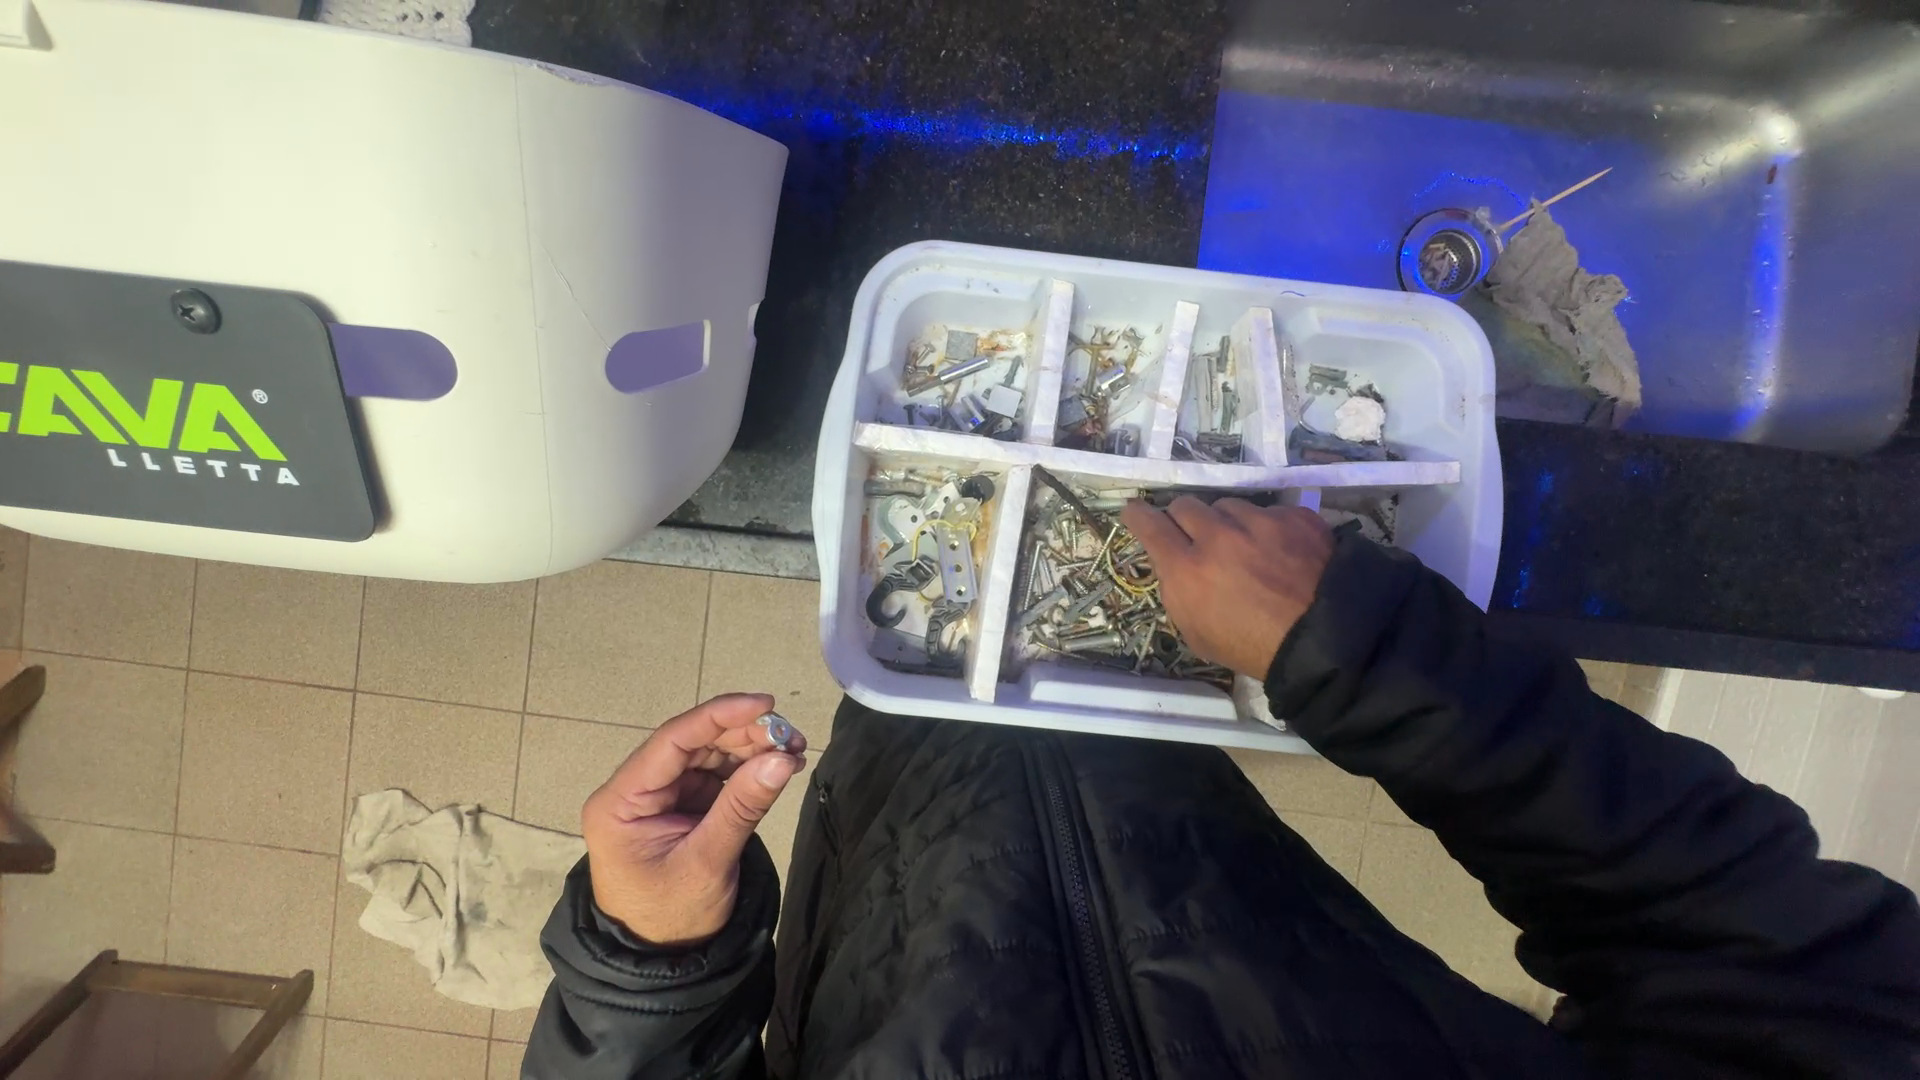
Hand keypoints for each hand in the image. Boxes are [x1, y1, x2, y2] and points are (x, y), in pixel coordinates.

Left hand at [581, 693, 806, 946]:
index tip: (765, 704)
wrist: (665, 963)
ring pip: (712, 751)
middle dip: (746, 733)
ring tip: (795, 749)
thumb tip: (783, 758)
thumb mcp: (707, 863)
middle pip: (696, 741)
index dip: (719, 715)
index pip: (672, 740)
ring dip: (754, 746)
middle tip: (791, 736)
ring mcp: (665, 793)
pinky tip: (782, 764)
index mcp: (622, 800)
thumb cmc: (672, 917)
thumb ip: (742, 807)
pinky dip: (752, 765)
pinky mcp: (687, 803)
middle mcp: (640, 787)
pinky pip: (721, 771)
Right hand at [1120, 497, 1333, 678]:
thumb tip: (1174, 565)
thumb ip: (1177, 590)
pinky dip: (1267, 527)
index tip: (1134, 512)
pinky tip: (1278, 549)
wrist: (1326, 642)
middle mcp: (1217, 536)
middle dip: (1183, 519)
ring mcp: (1259, 522)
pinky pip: (1269, 511)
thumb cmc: (1251, 648)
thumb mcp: (1195, 632)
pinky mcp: (1295, 518)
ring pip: (1227, 505)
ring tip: (1242, 544)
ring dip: (1226, 521)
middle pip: (1185, 505)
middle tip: (1194, 536)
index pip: (1149, 524)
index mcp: (1186, 569)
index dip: (1137, 515)